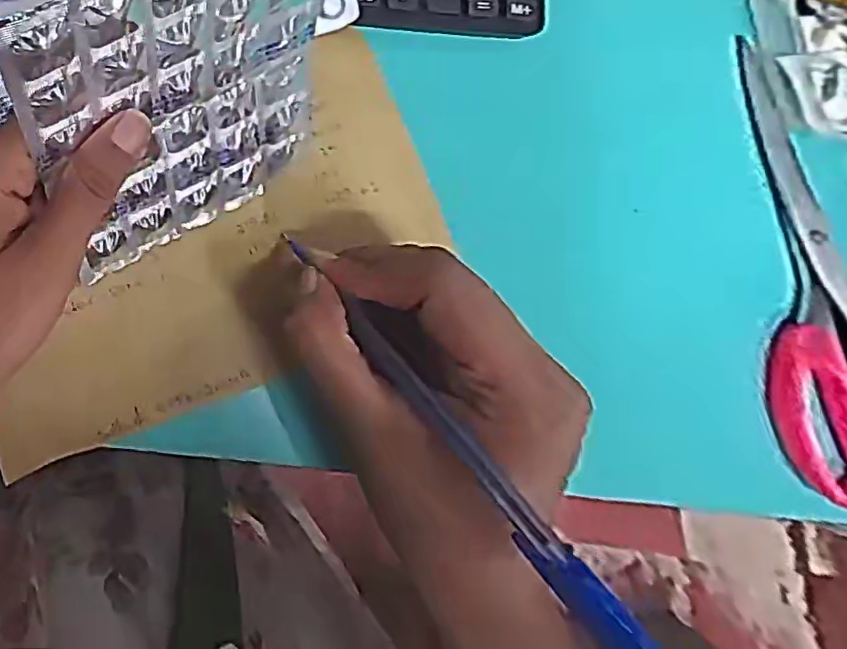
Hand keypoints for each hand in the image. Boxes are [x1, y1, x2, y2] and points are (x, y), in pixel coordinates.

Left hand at [0, 112, 150, 444]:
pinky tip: (85, 228)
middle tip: (159, 163)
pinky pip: (27, 194)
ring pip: (42, 169)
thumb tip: (131, 120)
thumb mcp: (49, 258)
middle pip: (50, 139)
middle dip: (96, 157)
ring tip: (133, 194)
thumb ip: (89, 187)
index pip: (56, 113)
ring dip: (79, 188)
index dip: (106, 117)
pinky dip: (57, 209)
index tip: (158, 119)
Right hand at [284, 245, 590, 645]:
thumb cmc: (426, 518)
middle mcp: (543, 363)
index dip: (371, 269)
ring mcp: (532, 364)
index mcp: (525, 384)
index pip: (445, 285)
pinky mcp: (511, 369)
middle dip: (372, 276)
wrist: (476, 577)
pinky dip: (395, 310)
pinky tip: (369, 334)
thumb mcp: (366, 431)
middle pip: (445, 280)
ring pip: (442, 289)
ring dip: (380, 291)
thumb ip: (326, 346)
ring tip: (337, 314)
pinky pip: (444, 312)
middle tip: (317, 293)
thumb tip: (304, 275)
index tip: (312, 277)